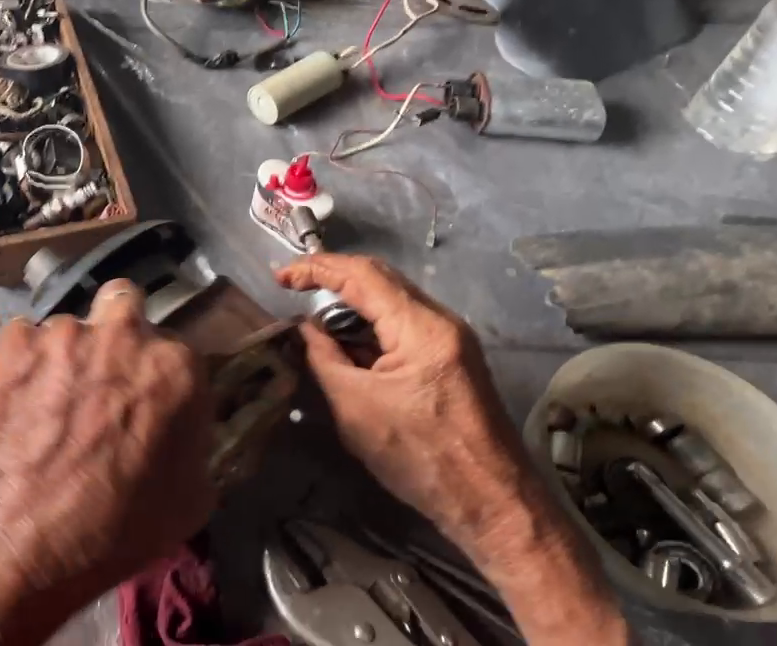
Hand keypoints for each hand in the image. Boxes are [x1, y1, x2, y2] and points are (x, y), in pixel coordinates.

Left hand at [0, 281, 215, 607]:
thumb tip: (182, 430)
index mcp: (176, 367)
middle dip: (117, 331)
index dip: (161, 376)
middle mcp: (124, 334)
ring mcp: (64, 331)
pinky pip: (25, 337)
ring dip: (68, 352)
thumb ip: (194, 442)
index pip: (178, 350)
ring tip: (52, 396)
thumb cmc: (116, 528)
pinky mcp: (15, 340)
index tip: (149, 401)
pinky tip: (21, 396)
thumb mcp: (191, 501)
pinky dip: (24, 360)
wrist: (22, 533)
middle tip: (104, 374)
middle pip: (125, 304)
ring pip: (71, 324)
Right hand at [278, 255, 627, 645]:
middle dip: (332, 276)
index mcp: (421, 328)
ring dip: (351, 302)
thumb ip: (324, 358)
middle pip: (380, 278)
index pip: (362, 275)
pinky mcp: (451, 360)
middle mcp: (441, 322)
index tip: (280, 277)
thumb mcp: (356, 408)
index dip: (316, 269)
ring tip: (312, 315)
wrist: (496, 506)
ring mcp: (451, 340)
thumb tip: (305, 329)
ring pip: (392, 300)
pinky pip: (403, 325)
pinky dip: (369, 325)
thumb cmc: (422, 457)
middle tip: (292, 284)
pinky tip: (345, 343)